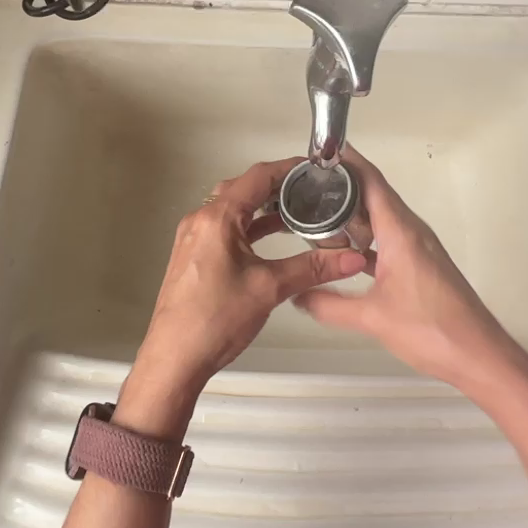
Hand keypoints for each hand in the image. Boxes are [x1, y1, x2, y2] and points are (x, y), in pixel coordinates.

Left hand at [121, 158, 368, 435]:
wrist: (174, 358)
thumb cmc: (216, 318)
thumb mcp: (269, 288)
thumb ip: (312, 268)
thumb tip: (353, 258)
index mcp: (217, 218)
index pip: (257, 177)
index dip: (288, 168)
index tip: (315, 168)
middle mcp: (201, 220)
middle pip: (243, 189)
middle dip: (278, 186)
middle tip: (311, 189)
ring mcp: (194, 238)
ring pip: (234, 210)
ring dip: (264, 209)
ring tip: (299, 212)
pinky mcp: (194, 256)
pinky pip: (226, 228)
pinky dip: (251, 227)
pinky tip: (272, 239)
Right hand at [291, 149, 527, 392]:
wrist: (478, 355)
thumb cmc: (430, 329)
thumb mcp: (372, 318)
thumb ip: (329, 306)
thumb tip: (296, 296)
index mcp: (400, 232)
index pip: (371, 182)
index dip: (348, 161)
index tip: (321, 149)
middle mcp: (411, 231)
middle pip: (375, 194)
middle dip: (343, 184)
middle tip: (306, 182)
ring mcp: (418, 247)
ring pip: (382, 217)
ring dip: (354, 212)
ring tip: (318, 211)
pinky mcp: (421, 264)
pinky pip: (388, 237)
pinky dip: (367, 236)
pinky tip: (346, 249)